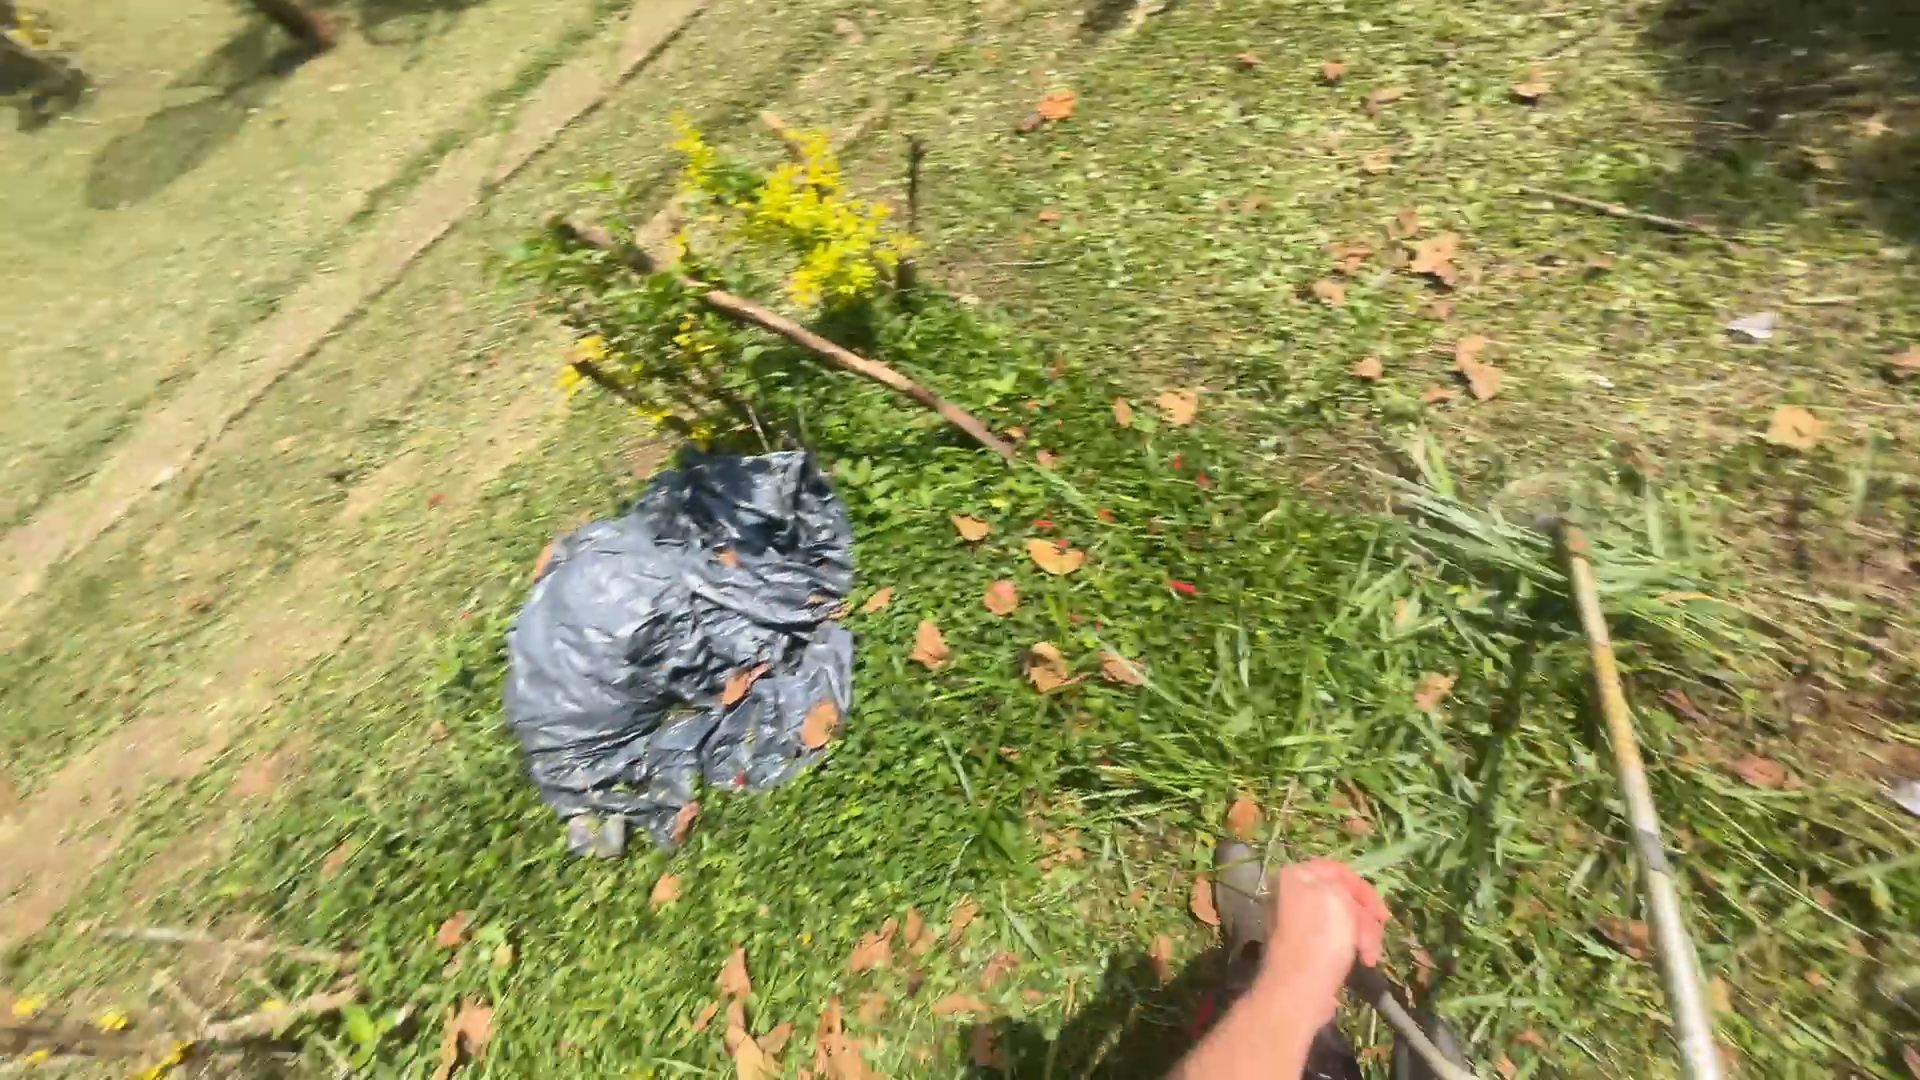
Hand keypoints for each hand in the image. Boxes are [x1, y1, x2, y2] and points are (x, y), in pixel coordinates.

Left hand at [1253, 858, 1389, 1023]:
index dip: (1363, 889)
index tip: (1382, 914)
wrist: (1300, 987)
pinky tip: (1361, 961)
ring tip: (1368, 956)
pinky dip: (1353, 947)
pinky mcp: (1309, 944)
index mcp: (1296, 876)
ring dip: (1364, 936)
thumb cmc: (1320, 937)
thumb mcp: (1336, 897)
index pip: (1337, 870)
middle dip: (1364, 918)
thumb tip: (1344, 892)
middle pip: (1344, 897)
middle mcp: (1295, 893)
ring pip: (1346, 920)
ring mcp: (1301, 920)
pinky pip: (1339, 937)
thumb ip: (1342, 884)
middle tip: (1371, 940)